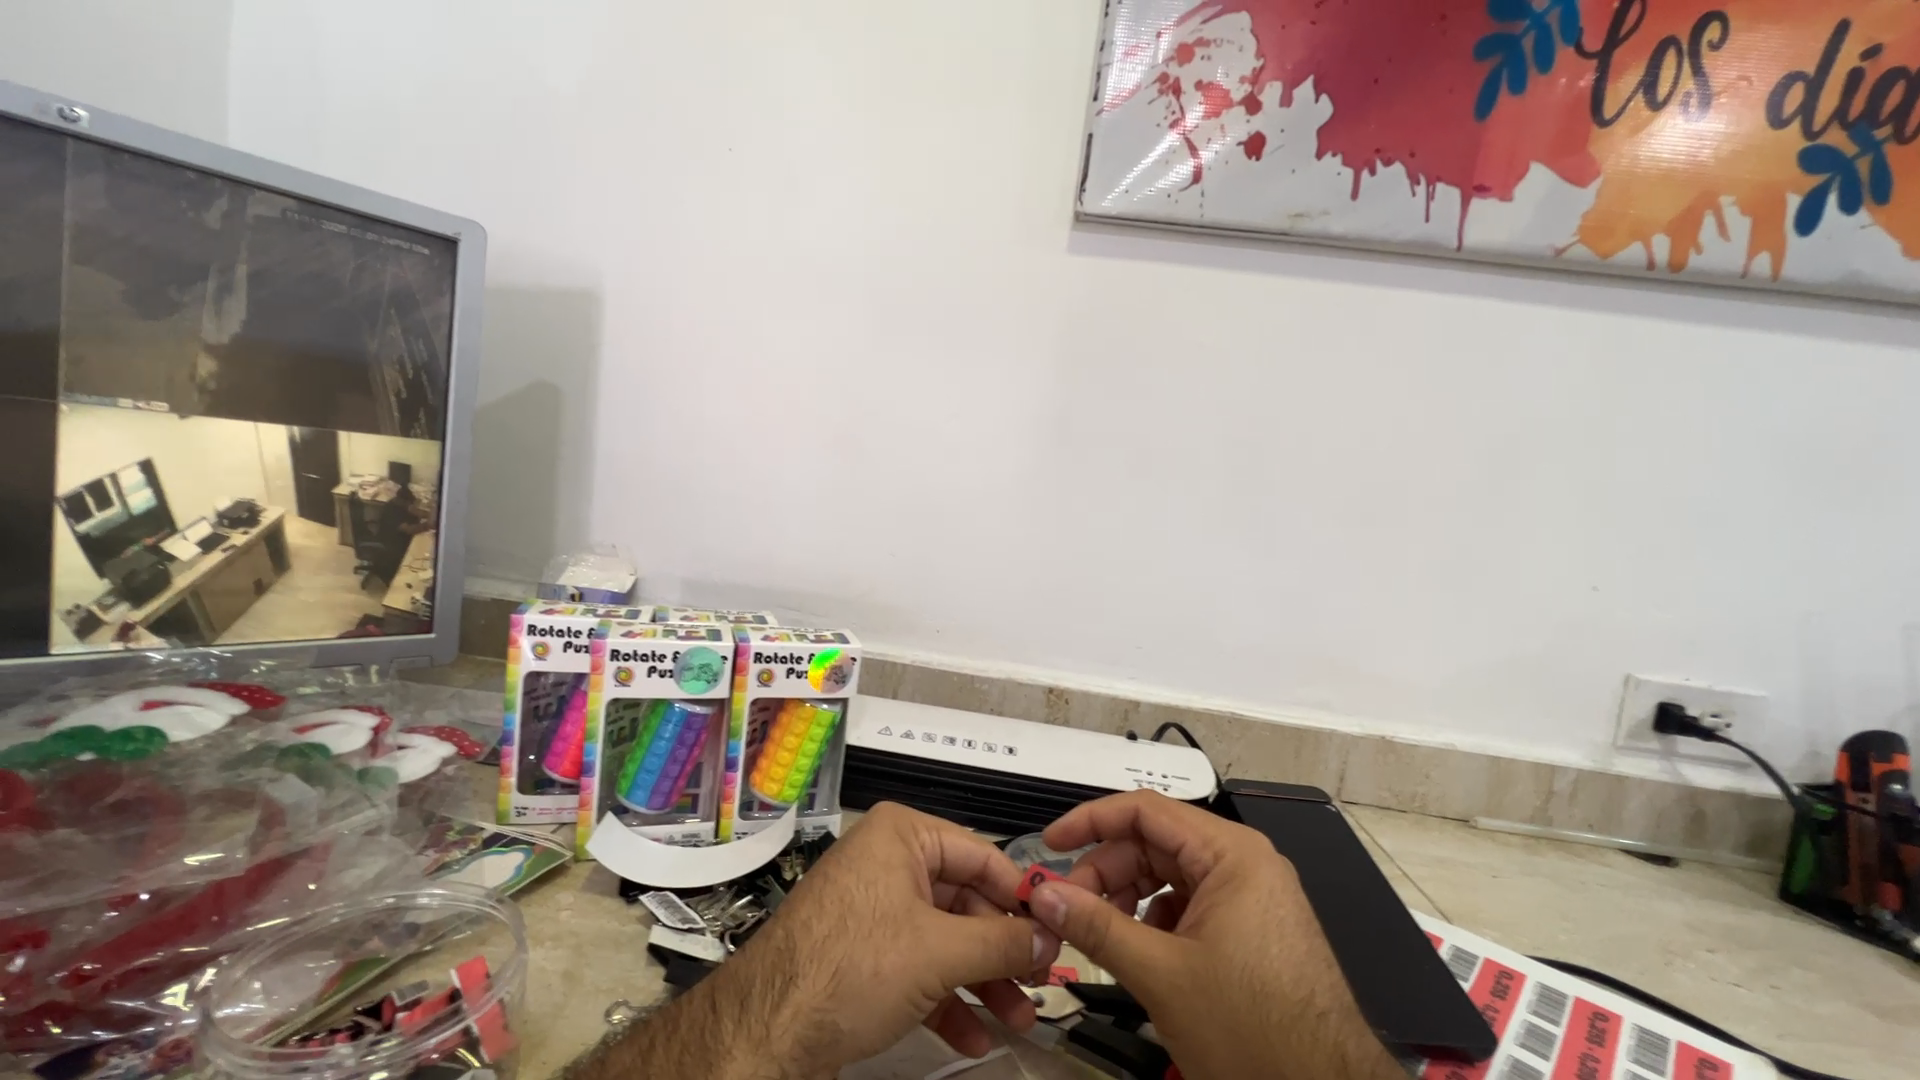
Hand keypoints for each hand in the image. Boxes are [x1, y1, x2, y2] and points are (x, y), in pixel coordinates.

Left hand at [613, 802, 1059, 1079]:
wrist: (766, 1030)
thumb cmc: (851, 967)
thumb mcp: (940, 952)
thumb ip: (1002, 942)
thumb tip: (1049, 938)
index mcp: (902, 836)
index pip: (981, 856)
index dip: (1021, 897)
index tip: (1057, 930)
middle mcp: (887, 863)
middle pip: (964, 903)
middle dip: (1001, 952)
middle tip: (1040, 984)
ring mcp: (871, 909)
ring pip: (943, 940)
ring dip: (981, 982)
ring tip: (1017, 1019)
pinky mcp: (860, 953)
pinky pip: (916, 967)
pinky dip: (945, 1000)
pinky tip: (973, 1036)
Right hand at [1028, 791, 1402, 1079]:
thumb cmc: (1251, 1030)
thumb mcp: (1160, 974)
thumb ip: (1095, 926)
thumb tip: (1043, 894)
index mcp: (1230, 853)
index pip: (1145, 810)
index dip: (1090, 822)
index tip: (1050, 845)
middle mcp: (1244, 862)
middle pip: (1155, 843)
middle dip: (1106, 871)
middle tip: (1067, 908)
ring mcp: (1252, 895)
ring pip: (1170, 875)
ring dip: (1126, 898)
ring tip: (1099, 934)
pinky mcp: (1252, 928)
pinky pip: (1190, 903)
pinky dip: (1154, 920)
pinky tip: (1139, 952)